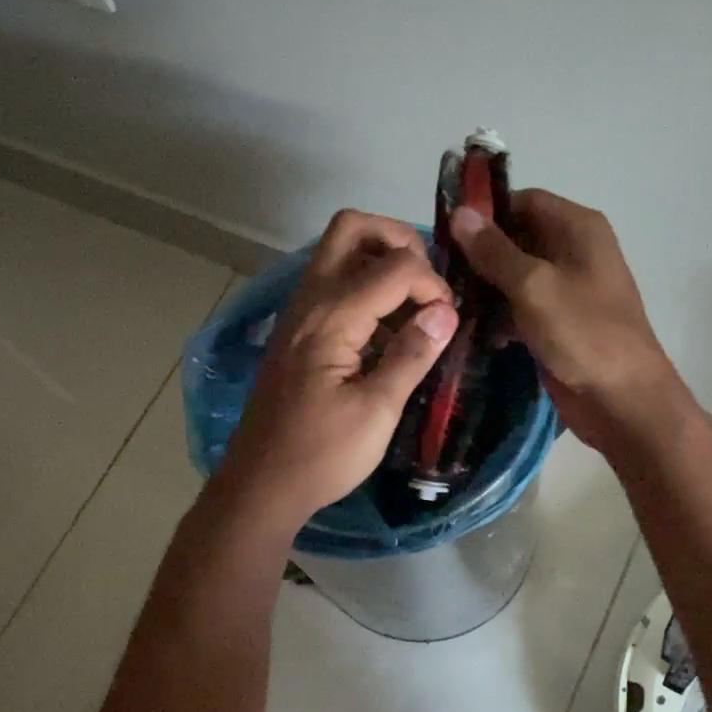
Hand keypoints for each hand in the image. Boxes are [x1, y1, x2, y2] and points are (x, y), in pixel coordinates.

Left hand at [218, 210, 457, 525]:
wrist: (262, 484)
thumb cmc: (322, 455)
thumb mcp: (377, 411)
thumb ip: (412, 355)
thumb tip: (446, 313)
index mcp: (331, 316)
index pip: (394, 266)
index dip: (433, 284)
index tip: (449, 322)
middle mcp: (310, 299)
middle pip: (352, 228)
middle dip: (399, 241)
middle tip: (429, 282)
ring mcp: (299, 313)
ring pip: (339, 251)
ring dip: (382, 262)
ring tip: (416, 307)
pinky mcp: (297, 332)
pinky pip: (332, 283)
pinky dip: (365, 286)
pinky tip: (388, 332)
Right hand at [450, 191, 693, 449]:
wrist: (623, 401)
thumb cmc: (583, 333)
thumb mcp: (534, 286)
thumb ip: (495, 250)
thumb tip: (460, 212)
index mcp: (578, 228)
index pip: (523, 201)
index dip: (485, 213)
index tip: (445, 233)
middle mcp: (575, 252)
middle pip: (518, 239)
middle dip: (480, 255)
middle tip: (439, 272)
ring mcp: (568, 291)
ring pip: (516, 278)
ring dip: (486, 290)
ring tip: (447, 303)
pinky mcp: (559, 325)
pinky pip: (522, 310)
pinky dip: (500, 317)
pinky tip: (471, 331)